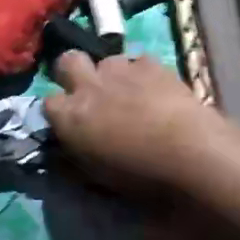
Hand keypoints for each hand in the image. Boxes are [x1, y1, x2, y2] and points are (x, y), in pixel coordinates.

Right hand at [44, 52, 239, 199]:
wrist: (190, 154)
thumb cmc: (143, 177)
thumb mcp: (101, 178)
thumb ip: (78, 160)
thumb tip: (68, 155)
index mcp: (70, 117)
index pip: (49, 103)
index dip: (62, 112)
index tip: (75, 123)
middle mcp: (89, 86)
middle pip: (68, 61)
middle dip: (77, 73)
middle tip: (95, 94)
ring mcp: (121, 70)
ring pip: (108, 60)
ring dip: (116, 75)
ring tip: (135, 95)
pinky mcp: (153, 65)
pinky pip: (141, 61)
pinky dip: (146, 74)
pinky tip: (159, 91)